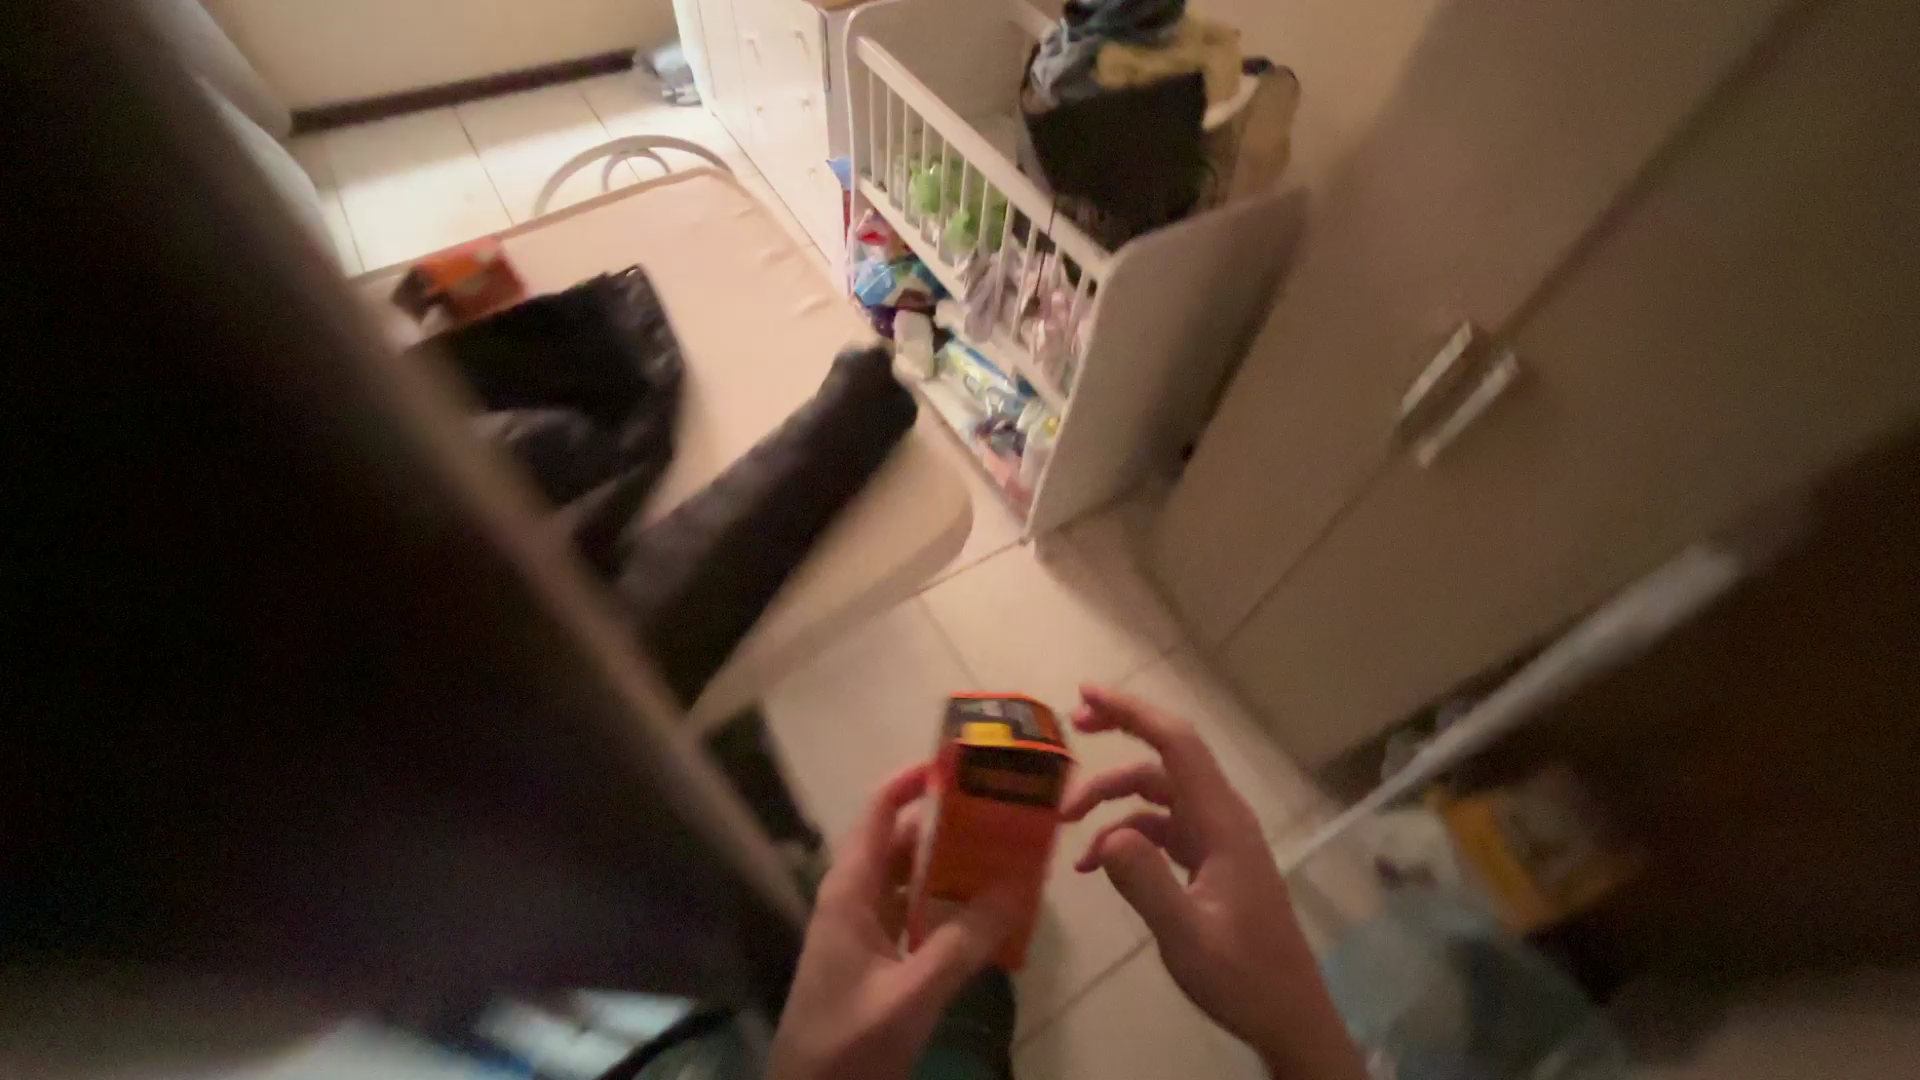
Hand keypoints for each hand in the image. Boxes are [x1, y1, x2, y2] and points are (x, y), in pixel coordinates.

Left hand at [767, 763, 1017, 1079]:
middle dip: (949, 823)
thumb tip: (1017, 888)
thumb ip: (962, 942)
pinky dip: (944, 900)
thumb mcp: (911, 994)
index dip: (915, 779)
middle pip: (902, 839)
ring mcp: (861, 924)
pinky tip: (982, 909)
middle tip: (1003, 813)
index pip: (880, 809)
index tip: (964, 765)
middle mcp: (854, 894)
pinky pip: (911, 909)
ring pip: (909, 875)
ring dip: (950, 863)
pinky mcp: (872, 953)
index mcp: (851, 888)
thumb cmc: (848, 1042)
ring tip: (1003, 853)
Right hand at [1063, 686, 1366, 1079]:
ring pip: (1154, 792)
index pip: (1176, 743)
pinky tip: (1092, 863)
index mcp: (1221, 821)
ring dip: (1110, 797)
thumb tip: (1104, 837)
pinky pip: (1157, 827)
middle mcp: (1218, 816)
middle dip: (1119, 733)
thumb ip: (1146, 884)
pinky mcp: (1206, 858)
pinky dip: (1122, 833)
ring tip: (1065, 818)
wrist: (1289, 1018)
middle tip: (1073, 727)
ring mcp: (1213, 836)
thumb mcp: (1188, 938)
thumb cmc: (1243, 978)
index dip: (1132, 711)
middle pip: (1164, 755)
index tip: (1087, 694)